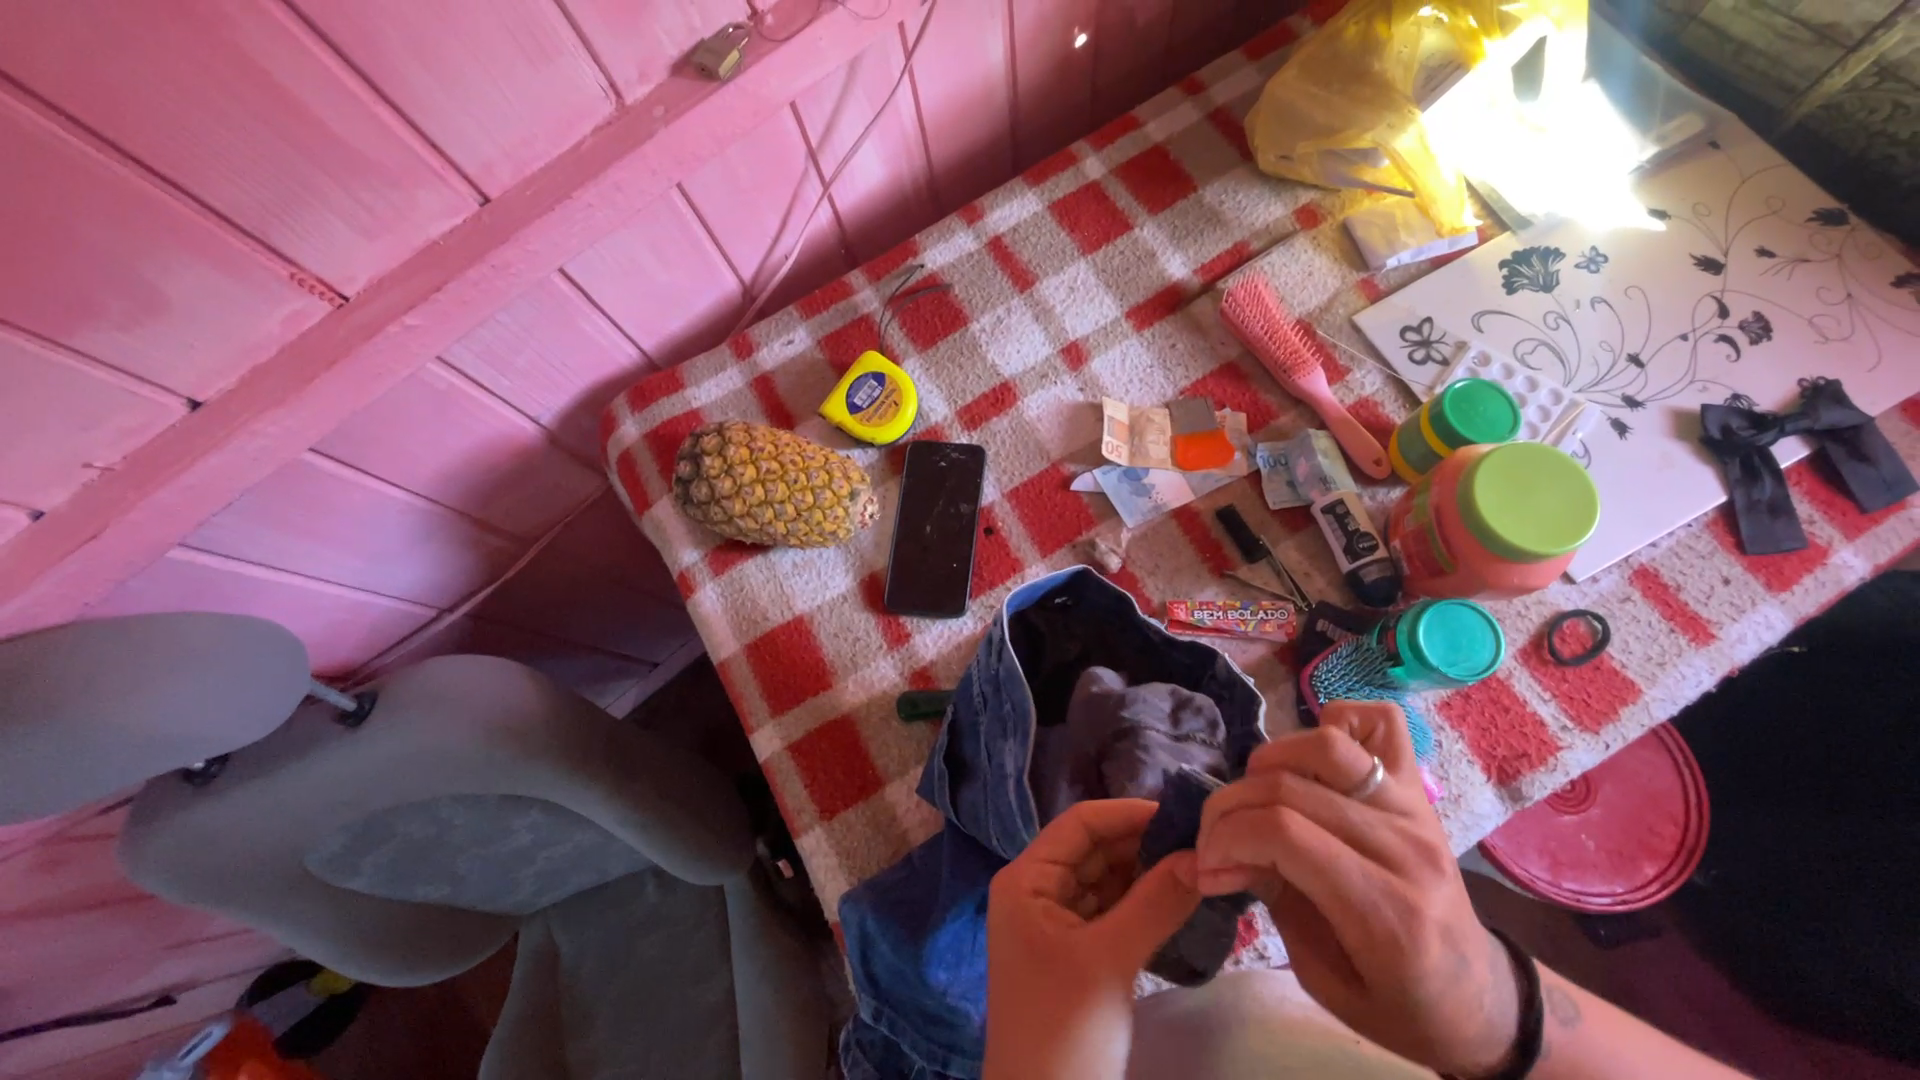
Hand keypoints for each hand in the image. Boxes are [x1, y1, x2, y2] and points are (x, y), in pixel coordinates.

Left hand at [983, 799, 1202, 1079]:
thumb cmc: (1064, 1028)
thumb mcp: (1109, 961)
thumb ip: (1155, 902)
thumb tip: (1203, 854)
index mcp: (1026, 880)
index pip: (1080, 824)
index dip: (1129, 813)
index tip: (1185, 813)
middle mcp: (1037, 890)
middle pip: (1096, 849)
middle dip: (1145, 843)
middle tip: (1206, 841)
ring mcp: (1056, 922)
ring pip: (1108, 880)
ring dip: (1149, 873)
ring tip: (1203, 864)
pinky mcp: (1077, 952)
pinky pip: (1114, 911)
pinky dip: (1145, 904)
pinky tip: (1184, 899)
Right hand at [1195, 702, 1520, 1077]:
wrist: (1476, 1000)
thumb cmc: (1395, 1003)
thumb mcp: (1319, 976)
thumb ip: (1269, 899)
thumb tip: (1208, 857)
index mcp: (1385, 911)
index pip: (1283, 833)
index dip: (1226, 837)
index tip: (1205, 864)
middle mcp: (1405, 847)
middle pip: (1290, 788)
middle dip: (1228, 808)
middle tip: (1212, 840)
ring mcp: (1416, 810)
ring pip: (1327, 745)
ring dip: (1269, 761)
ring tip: (1255, 797)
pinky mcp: (1419, 790)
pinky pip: (1380, 723)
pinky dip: (1335, 722)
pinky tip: (1310, 761)